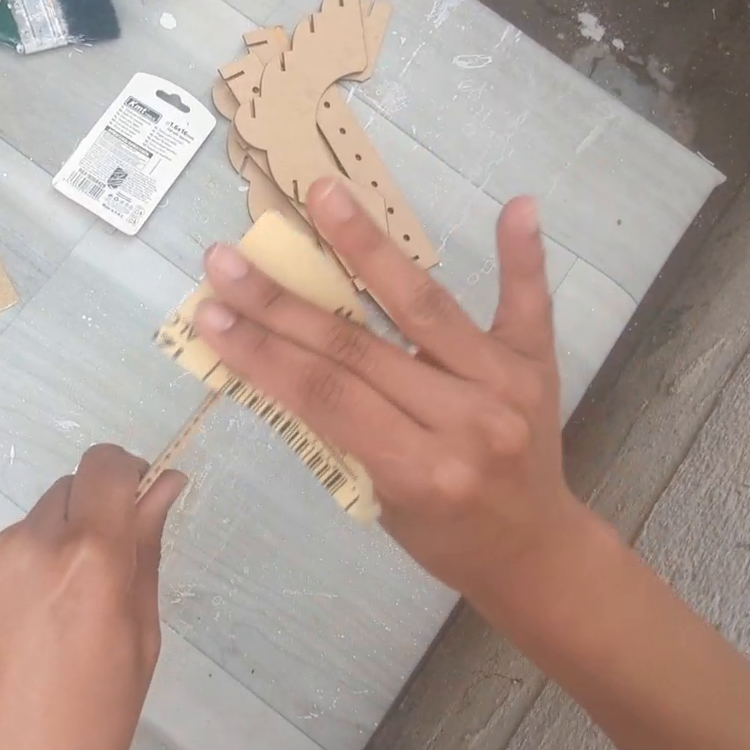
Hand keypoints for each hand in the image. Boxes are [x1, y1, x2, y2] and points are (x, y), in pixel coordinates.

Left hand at [0, 445, 186, 749]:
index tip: (131, 506)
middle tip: (92, 589)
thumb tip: (163, 487)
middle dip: (87, 524)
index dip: (125, 475)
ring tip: (41, 632)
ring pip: (25, 531)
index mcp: (87, 558)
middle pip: (66, 493)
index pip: (105, 463)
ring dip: (42, 558)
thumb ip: (146, 554)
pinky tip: (2, 646)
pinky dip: (2, 585)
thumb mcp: (137, 648)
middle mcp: (24, 544)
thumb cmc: (83, 742)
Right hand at [194, 179, 586, 617]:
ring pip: (424, 307)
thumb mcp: (378, 501)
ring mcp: (507, 387)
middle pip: (357, 349)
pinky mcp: (540, 365)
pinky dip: (522, 256)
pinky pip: (529, 303)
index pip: (325, 398)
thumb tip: (278, 359)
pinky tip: (515, 206)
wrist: (535, 554)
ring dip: (366, 246)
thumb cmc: (442, 537)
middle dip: (281, 303)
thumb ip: (337, 432)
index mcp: (419, 469)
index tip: (209, 314)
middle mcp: (467, 422)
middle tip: (227, 259)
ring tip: (324, 195)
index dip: (262, 354)